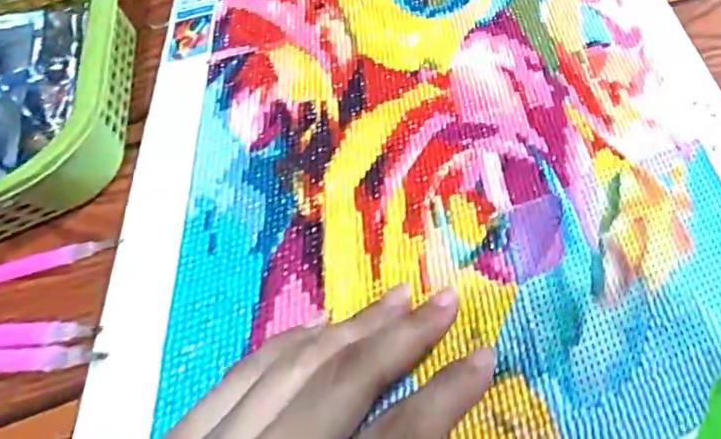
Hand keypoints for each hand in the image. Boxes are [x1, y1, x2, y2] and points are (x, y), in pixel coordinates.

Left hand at [165, 285, 493, 438]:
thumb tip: (432, 424)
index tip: (485, 357)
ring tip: (397, 296)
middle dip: (403, 337)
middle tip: (447, 299)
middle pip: (342, 386)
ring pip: (291, 367)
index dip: (447, 397)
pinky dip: (285, 344)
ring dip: (352, 327)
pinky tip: (319, 327)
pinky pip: (235, 378)